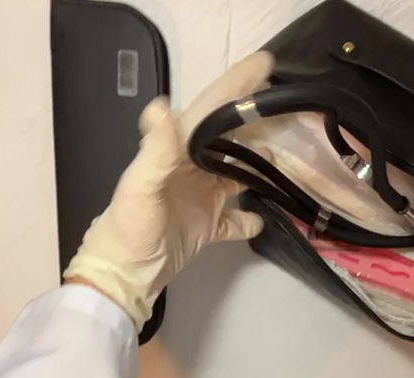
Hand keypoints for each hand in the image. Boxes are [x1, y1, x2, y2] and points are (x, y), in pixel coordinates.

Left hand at [63, 52, 273, 325]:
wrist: (125, 275)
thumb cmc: (130, 229)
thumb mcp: (140, 187)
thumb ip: (156, 149)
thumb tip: (164, 106)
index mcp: (175, 151)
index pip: (210, 111)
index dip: (236, 87)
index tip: (266, 66)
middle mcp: (190, 168)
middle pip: (228, 138)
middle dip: (254, 122)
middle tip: (288, 109)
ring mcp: (200, 198)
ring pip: (236, 175)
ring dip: (259, 167)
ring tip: (287, 159)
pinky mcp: (206, 228)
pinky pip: (233, 221)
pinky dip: (248, 220)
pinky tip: (264, 219)